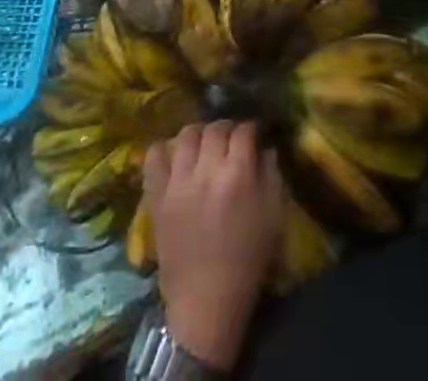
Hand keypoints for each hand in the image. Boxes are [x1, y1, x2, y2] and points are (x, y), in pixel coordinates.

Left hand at [143, 121, 284, 370]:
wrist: (206, 298)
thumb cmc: (247, 260)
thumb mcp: (273, 218)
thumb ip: (272, 177)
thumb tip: (266, 149)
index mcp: (238, 174)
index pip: (244, 132)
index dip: (251, 128)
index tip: (253, 134)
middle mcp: (206, 170)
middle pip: (215, 129)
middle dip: (226, 128)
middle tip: (230, 138)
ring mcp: (177, 180)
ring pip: (186, 135)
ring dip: (199, 133)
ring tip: (204, 143)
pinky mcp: (157, 194)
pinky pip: (153, 157)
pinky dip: (163, 149)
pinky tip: (173, 154)